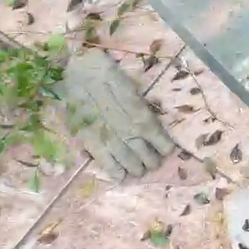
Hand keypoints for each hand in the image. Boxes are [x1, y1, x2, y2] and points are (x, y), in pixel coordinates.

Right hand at [60, 50, 176, 179]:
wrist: (81, 70)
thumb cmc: (110, 76)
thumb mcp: (132, 90)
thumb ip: (141, 110)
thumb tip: (151, 128)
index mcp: (140, 115)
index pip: (158, 137)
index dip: (164, 147)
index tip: (167, 151)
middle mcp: (127, 129)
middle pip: (144, 153)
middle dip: (151, 161)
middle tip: (153, 164)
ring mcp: (108, 136)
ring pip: (127, 160)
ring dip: (137, 168)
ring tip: (140, 171)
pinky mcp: (90, 140)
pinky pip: (105, 161)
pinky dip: (115, 171)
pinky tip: (121, 177)